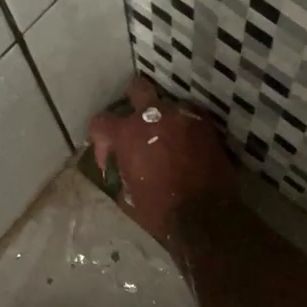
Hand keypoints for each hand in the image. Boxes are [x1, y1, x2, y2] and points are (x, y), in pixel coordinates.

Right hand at [87, 76, 236, 245]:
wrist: (206, 217)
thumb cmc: (161, 212)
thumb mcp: (128, 198)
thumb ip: (121, 172)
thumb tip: (122, 168)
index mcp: (127, 134)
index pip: (100, 121)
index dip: (100, 139)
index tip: (109, 158)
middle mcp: (152, 116)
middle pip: (137, 89)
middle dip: (134, 100)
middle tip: (138, 122)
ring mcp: (181, 116)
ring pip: (168, 104)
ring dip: (164, 119)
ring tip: (168, 138)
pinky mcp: (204, 123)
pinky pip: (190, 116)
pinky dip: (185, 127)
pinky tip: (188, 145)